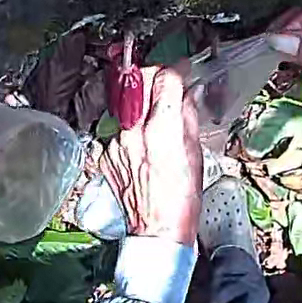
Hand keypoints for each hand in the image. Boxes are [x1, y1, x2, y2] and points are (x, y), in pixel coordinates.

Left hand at [98, 64, 201, 243]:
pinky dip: (131, 129)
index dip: (176, 72)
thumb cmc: (181, 201)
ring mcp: (115, 144)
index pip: (164, 79)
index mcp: (161, 131)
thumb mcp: (196, 154)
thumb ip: (187, 117)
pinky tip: (143, 145)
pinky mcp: (105, 154)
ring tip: (157, 121)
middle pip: (139, 82)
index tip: (182, 73)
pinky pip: (118, 128)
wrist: (157, 231)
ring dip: (142, 105)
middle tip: (167, 86)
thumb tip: (186, 95)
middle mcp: (133, 133)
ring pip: (127, 105)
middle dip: (155, 78)